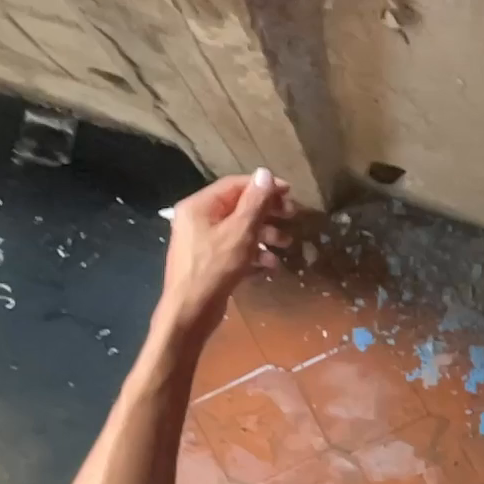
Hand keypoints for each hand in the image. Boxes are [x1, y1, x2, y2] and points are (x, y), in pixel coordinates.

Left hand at [159, 167, 291, 333]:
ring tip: (286, 244)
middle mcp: (198, 219)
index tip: (290, 194)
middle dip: (267, 212)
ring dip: (265, 234)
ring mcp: (202, 242)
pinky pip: (235, 249)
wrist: (191, 310)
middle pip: (238, 207)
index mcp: (200, 206)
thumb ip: (255, 203)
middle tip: (292, 217)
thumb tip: (266, 173)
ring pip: (239, 230)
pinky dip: (254, 253)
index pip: (235, 185)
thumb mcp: (240, 232)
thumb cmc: (214, 268)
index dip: (264, 187)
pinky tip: (270, 264)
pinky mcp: (209, 262)